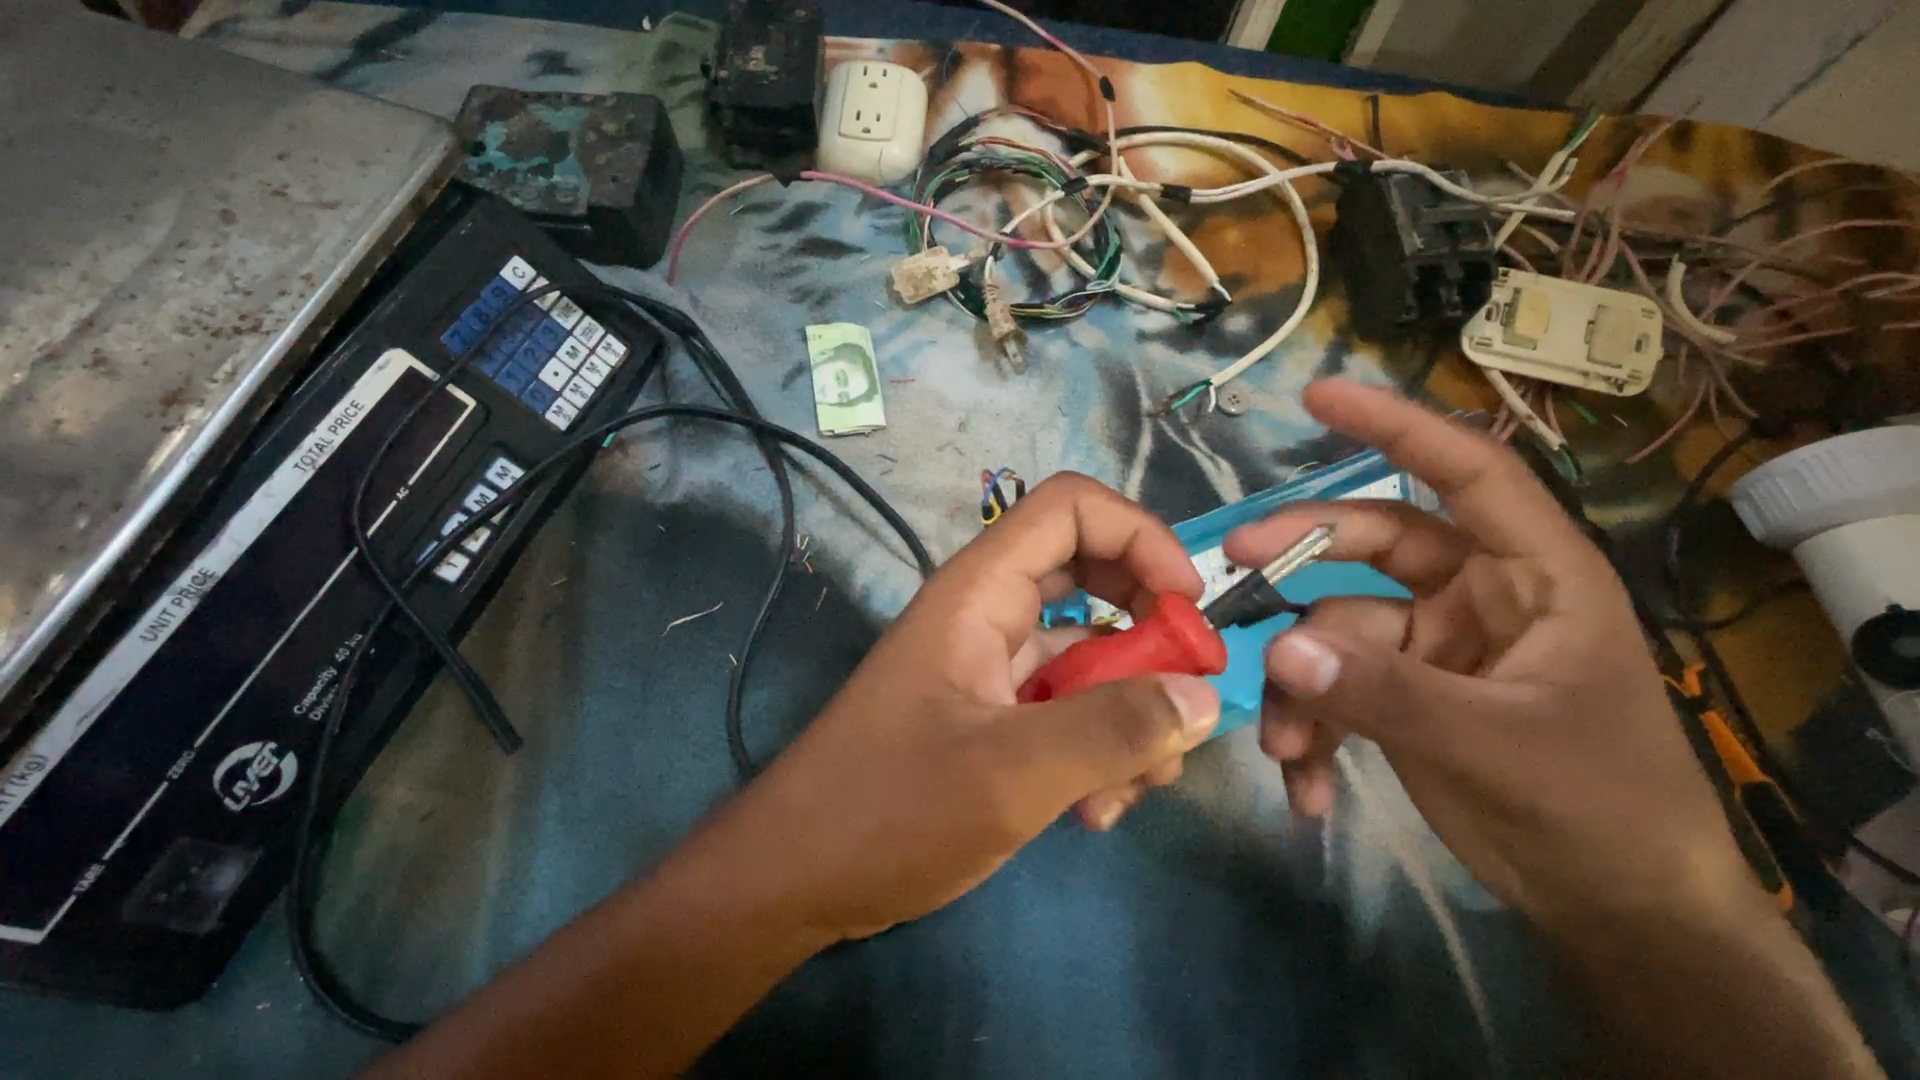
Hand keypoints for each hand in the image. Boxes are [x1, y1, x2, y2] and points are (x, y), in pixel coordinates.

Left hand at [698, 473, 1220, 940]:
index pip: (1071, 509)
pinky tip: (1096, 813)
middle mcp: (987, 617)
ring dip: (1129, 712)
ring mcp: (990, 672)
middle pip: (1091, 579)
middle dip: (1149, 634)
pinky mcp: (992, 723)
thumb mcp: (1011, 773)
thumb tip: (1204, 697)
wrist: (796, 879)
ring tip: (1136, 786)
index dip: (1140, 537)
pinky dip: (1097, 750)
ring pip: (1088, 657)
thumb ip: (1113, 730)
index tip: (1188, 608)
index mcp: (979, 593)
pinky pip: (1066, 712)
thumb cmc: (890, 809)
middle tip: (1187, 695)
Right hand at [1224, 378, 1755, 932]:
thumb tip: (1280, 650)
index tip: (1317, 396)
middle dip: (1300, 556)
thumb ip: (1385, 693)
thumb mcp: (1494, 743)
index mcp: (1534, 575)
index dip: (1397, 425)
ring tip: (1286, 750)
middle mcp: (1477, 596)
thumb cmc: (1597, 805)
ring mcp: (1434, 648)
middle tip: (1232, 564)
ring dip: (1301, 688)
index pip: (1468, 473)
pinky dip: (1313, 733)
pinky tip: (1308, 788)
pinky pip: (1336, 691)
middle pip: (1371, 545)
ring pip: (1336, 632)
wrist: (1616, 908)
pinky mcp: (1403, 697)